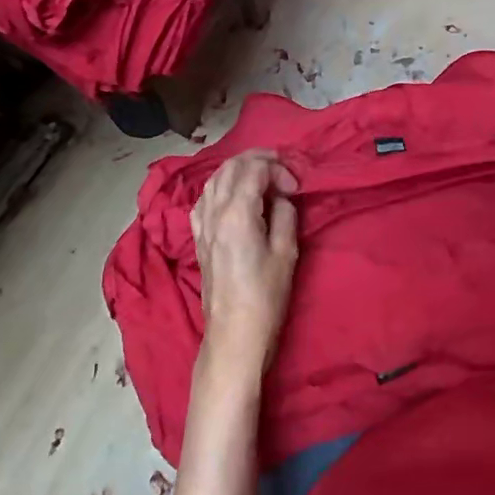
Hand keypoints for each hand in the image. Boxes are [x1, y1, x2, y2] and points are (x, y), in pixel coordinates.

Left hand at [191, 150, 299, 370]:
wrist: (235, 334)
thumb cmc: (265, 295)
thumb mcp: (286, 251)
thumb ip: (285, 213)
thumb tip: (281, 196)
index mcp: (237, 213)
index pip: (255, 169)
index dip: (279, 169)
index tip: (295, 187)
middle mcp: (214, 213)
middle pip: (231, 166)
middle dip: (258, 159)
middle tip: (282, 169)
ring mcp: (202, 225)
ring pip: (214, 178)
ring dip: (239, 169)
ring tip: (262, 176)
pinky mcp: (198, 238)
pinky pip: (204, 198)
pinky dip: (221, 187)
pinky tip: (233, 195)